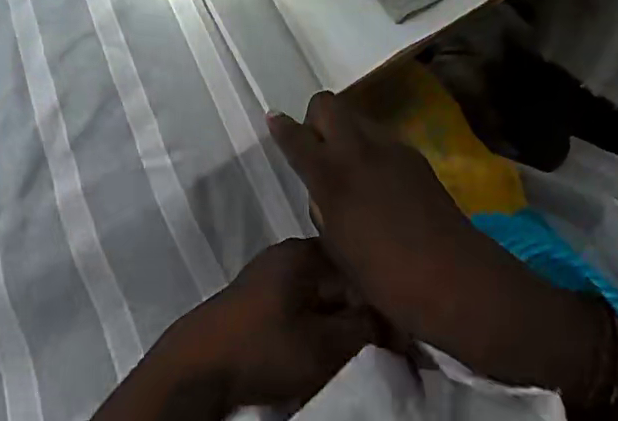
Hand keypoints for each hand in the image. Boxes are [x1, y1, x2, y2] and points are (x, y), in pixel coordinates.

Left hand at [91, 239, 378, 419]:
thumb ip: (368, 327)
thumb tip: (399, 322)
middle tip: (399, 349)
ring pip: (328, 295)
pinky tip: (342, 349)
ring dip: (351, 323)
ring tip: (375, 352)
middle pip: (345, 278)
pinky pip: (309, 307)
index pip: (362, 262)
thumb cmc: (267, 347)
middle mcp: (290, 255)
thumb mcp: (328, 343)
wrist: (204, 364)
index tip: (413, 329)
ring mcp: (275, 275)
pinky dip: (329, 326)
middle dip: (372, 312)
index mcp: (304, 252)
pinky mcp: (266, 300)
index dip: (391, 296)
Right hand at [269, 91, 599, 392]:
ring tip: (352, 171)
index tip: (274, 121)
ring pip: (356, 119)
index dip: (281, 127)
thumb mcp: (339, 249)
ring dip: (346, 134)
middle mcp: (358, 150)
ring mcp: (391, 150)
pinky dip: (372, 151)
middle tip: (318, 150)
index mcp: (331, 175)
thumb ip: (323, 209)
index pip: (296, 136)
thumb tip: (322, 190)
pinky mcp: (417, 160)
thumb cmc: (389, 278)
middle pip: (327, 104)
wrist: (462, 285)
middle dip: (316, 119)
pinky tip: (381, 185)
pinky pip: (382, 141)